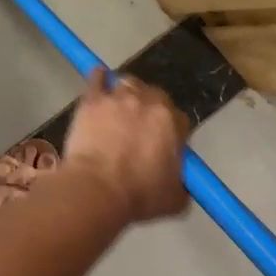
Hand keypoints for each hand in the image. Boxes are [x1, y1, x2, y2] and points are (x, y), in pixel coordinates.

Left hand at [62, 68, 191, 224]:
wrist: (99, 187)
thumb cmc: (140, 195)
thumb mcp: (176, 198)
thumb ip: (182, 181)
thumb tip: (179, 179)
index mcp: (171, 122)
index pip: (179, 118)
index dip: (173, 131)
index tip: (165, 143)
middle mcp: (146, 101)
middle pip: (154, 95)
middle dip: (151, 107)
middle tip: (142, 125)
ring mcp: (117, 96)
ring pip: (127, 83)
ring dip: (127, 93)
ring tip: (121, 107)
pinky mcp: (93, 97)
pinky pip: (98, 77)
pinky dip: (100, 77)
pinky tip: (100, 80)